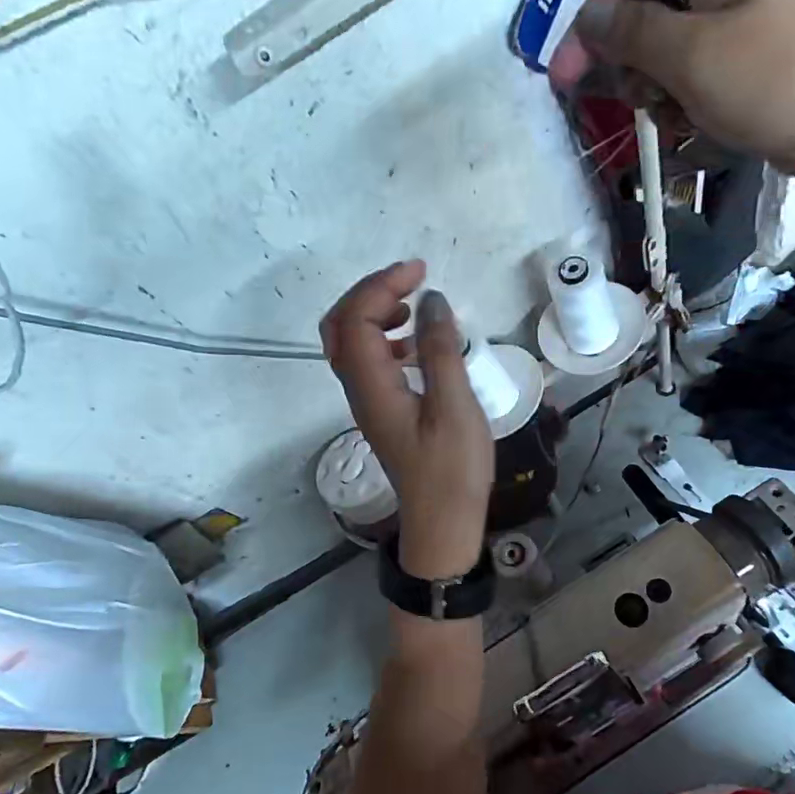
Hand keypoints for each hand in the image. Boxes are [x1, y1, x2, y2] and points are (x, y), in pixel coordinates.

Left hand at [320, 261, 492, 578]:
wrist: (444, 522)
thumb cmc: (452, 469)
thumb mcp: (454, 407)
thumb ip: (440, 351)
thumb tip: (432, 301)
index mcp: (371, 386)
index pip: (356, 319)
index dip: (383, 286)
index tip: (421, 271)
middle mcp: (359, 390)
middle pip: (340, 327)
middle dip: (370, 294)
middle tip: (410, 282)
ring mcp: (369, 403)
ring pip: (352, 345)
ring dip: (376, 315)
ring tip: (415, 309)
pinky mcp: (384, 412)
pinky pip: (371, 363)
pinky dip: (388, 341)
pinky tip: (420, 347)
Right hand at [551, 0, 794, 210]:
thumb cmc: (780, 77)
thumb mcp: (693, 55)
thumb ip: (632, 35)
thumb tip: (588, 16)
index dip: (591, 33)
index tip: (566, 84)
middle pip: (657, 22)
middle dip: (642, 72)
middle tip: (654, 109)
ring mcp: (764, 22)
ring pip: (689, 61)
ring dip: (675, 99)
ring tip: (693, 127)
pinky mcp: (781, 66)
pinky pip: (723, 83)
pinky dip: (710, 109)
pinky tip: (719, 133)